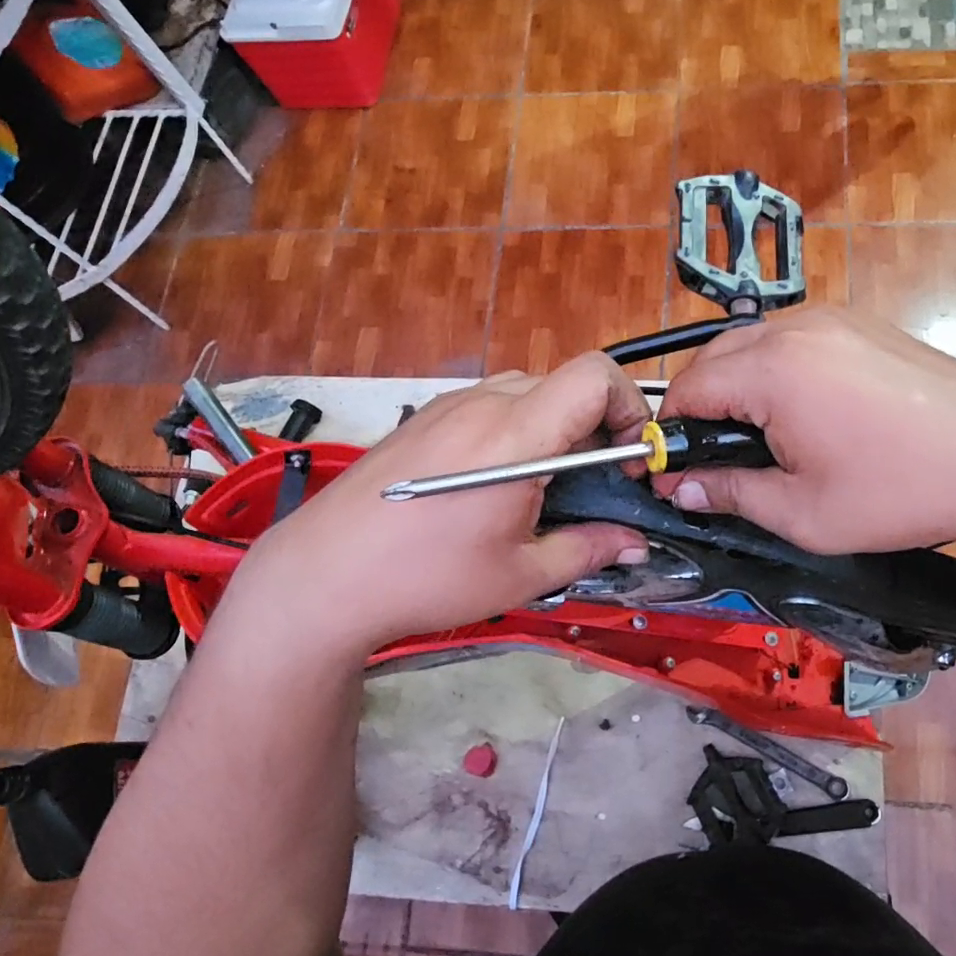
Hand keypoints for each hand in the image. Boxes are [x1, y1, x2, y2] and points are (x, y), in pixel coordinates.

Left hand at [221, 353, 651, 649]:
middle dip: (596, 427)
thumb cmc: (426, 579)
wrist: (322, 576)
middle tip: (592, 487)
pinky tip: (497, 484)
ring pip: (528, 392)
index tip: (628, 462)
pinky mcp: (425, 419)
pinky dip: (517, 431)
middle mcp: (483, 404)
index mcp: (515, 434)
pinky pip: (491, 406)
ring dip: (556, 429)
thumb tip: (633, 542)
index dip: (629, 408)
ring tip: (545, 489)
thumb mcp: (520, 574)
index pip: (595, 375)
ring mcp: (448, 406)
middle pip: (565, 383)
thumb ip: (588, 549)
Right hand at [653, 308, 955, 553]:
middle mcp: (796, 328)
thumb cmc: (898, 494)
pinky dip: (777, 370)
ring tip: (763, 439)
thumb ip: (730, 494)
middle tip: (717, 459)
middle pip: (715, 358)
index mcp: (773, 370)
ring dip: (738, 386)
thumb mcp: (803, 513)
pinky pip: (793, 339)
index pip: (689, 388)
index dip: (671, 432)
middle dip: (702, 406)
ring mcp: (835, 318)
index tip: (674, 471)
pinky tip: (804, 413)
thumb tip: (679, 488)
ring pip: (754, 344)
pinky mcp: (863, 323)